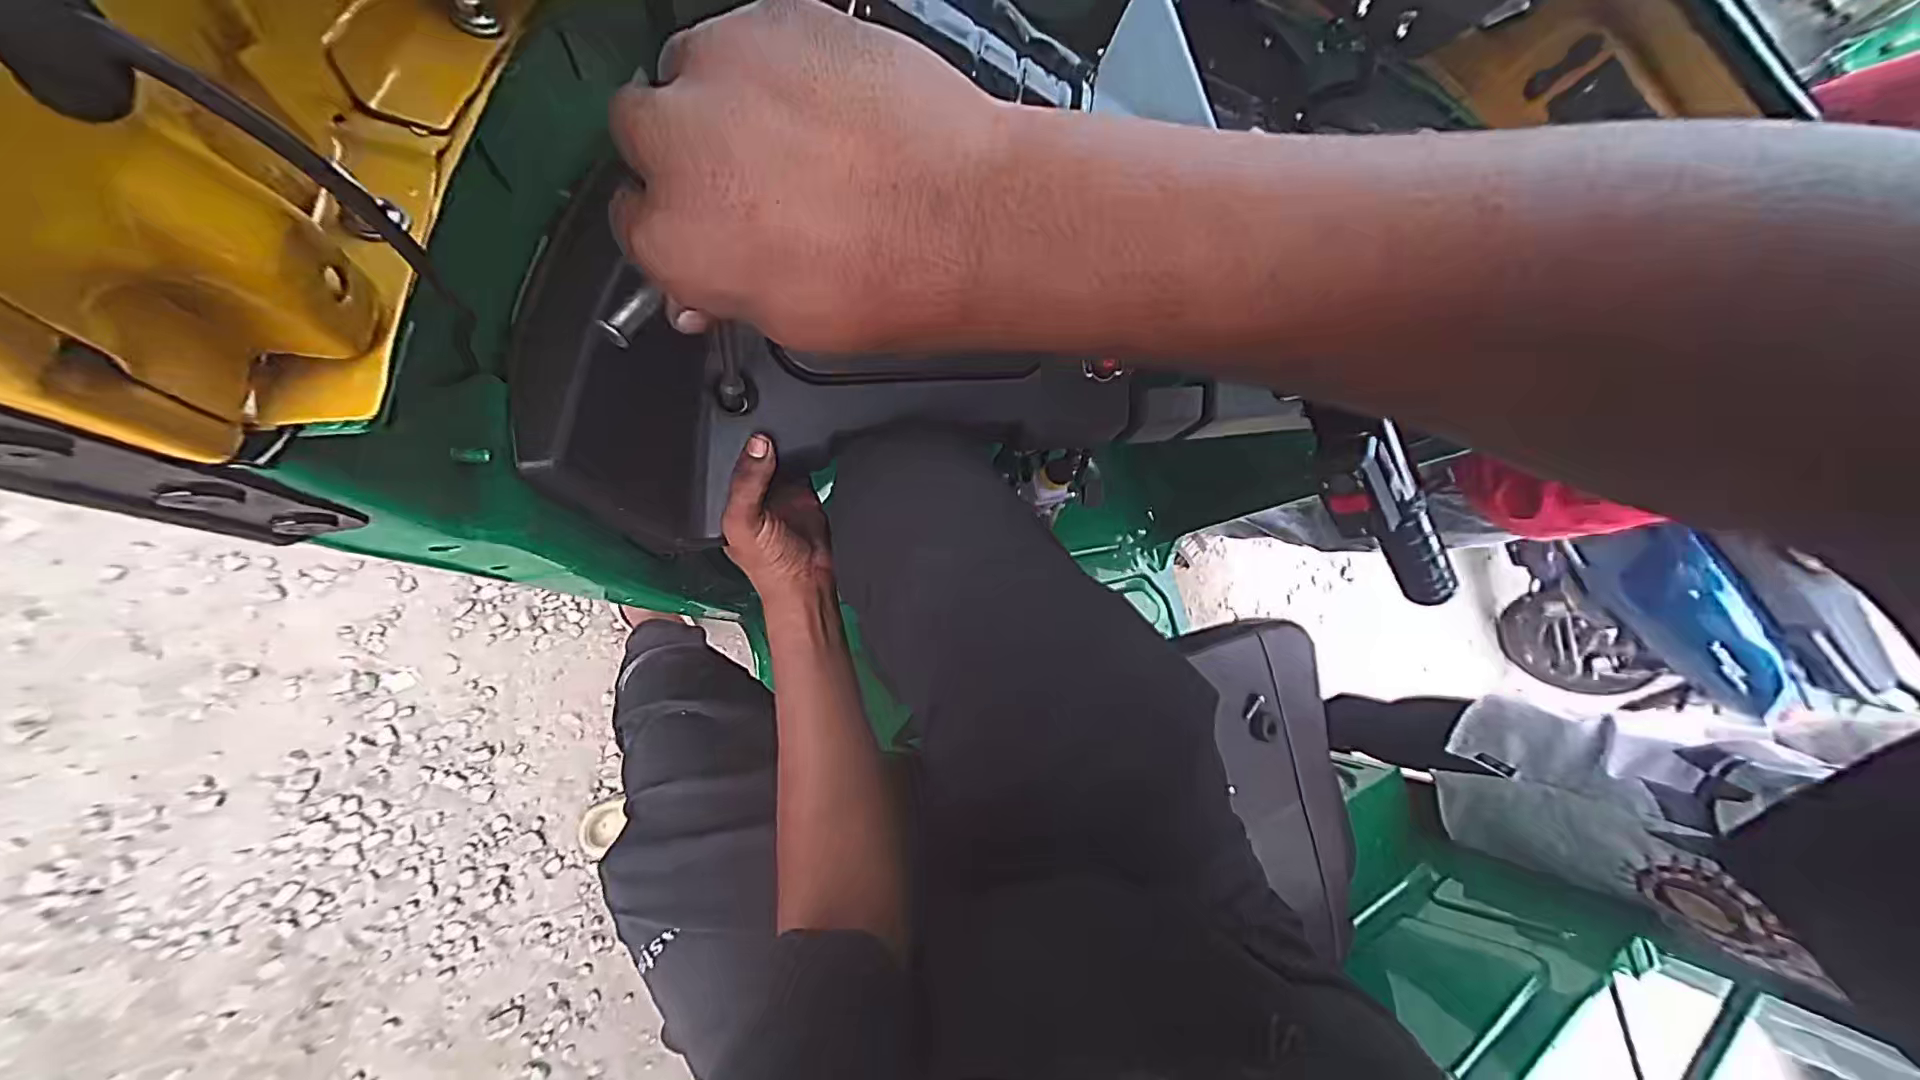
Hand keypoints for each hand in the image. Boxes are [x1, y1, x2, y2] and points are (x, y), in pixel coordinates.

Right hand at [608, 0, 1007, 351]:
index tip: (698, 224)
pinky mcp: (776, 20)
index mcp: (678, 240)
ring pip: (687, 73)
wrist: (966, 219)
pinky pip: (747, 37)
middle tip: (746, 180)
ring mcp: (723, 73)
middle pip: (642, 133)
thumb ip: (728, 292)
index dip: (670, 225)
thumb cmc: (893, 283)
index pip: (631, 222)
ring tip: (793, 143)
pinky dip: (771, 69)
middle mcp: (680, 148)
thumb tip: (702, 288)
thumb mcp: (793, 324)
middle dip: (684, 157)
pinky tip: (821, 110)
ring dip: (722, 105)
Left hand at [721, 433, 833, 599]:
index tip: (748, 424)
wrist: (808, 581)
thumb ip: (747, 484)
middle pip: (755, 453)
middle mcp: (753, 492)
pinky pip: (806, 463)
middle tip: (771, 421)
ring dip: (786, 443)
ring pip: (780, 455)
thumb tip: (757, 446)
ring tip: (790, 428)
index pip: (726, 458)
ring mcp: (779, 490)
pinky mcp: (805, 490)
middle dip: (762, 438)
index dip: (734, 440)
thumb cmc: (769, 566)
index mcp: (727, 498)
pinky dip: (809, 454)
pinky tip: (808, 446)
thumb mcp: (744, 523)